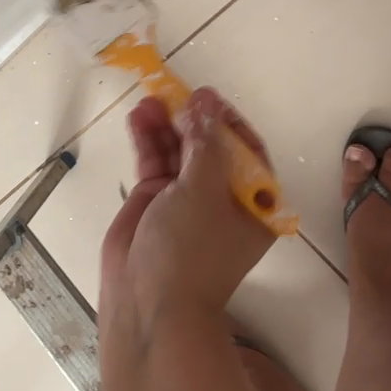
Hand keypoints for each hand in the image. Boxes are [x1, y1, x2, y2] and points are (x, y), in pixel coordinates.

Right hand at [100, 88, 275, 327]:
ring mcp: (186, 198)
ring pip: (178, 150)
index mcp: (252, 203)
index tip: (205, 97)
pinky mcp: (155, 199)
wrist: (149, 300)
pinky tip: (138, 117)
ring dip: (165, 124)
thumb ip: (203, 144)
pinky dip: (147, 138)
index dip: (227, 121)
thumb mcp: (203, 192)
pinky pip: (154, 160)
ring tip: (148, 99)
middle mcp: (221, 198)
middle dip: (191, 119)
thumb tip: (204, 103)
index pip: (247, 151)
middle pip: (209, 146)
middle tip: (174, 91)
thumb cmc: (190, 249)